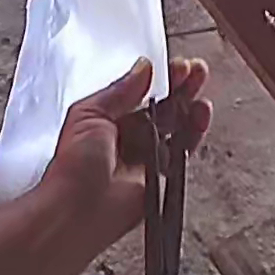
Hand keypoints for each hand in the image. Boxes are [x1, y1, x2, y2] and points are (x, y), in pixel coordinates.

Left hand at [38, 57, 211, 247]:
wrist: (79, 208)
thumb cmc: (74, 166)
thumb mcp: (89, 114)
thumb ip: (119, 91)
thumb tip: (142, 68)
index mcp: (104, 118)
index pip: (138, 92)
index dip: (158, 78)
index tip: (175, 66)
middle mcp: (125, 136)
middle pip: (161, 106)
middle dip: (180, 88)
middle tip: (197, 72)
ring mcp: (144, 156)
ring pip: (175, 126)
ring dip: (190, 107)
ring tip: (201, 92)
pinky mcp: (160, 176)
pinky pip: (182, 150)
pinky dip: (194, 133)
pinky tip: (199, 116)